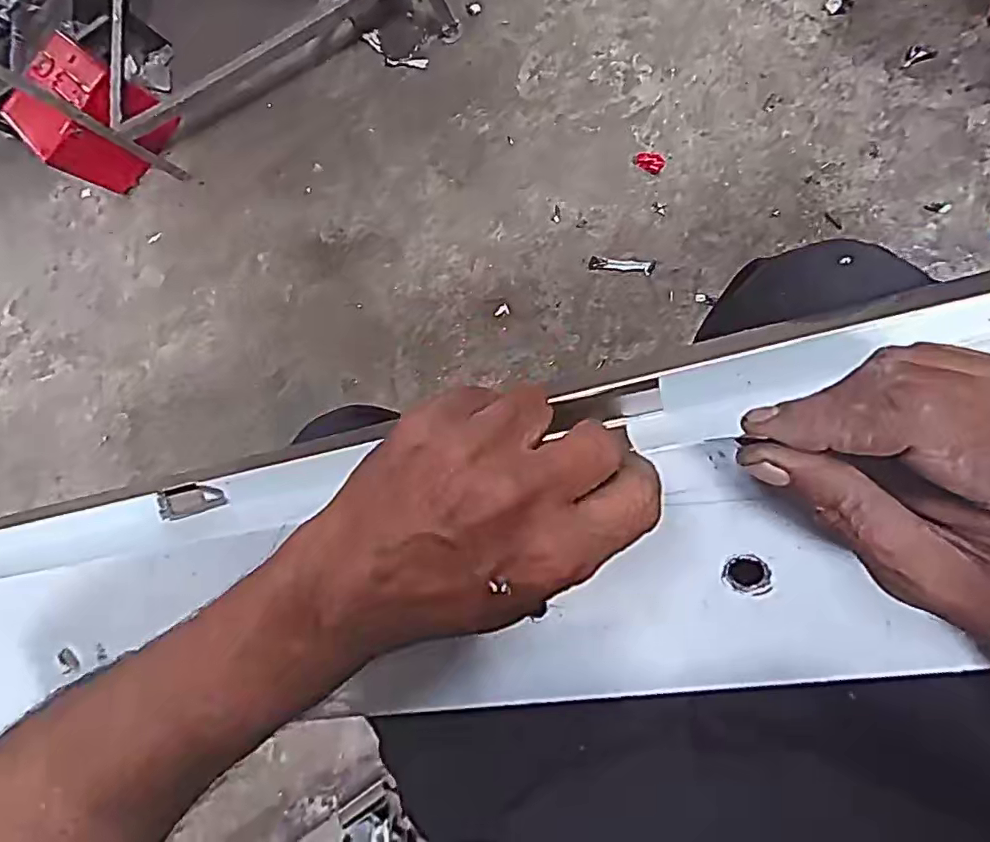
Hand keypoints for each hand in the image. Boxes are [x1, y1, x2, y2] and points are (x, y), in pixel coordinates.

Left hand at [276, 385, 661, 663]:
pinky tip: (461, 444)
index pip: (638, 494)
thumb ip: (575, 543)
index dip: (634, 481)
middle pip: (603, 438)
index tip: (621, 474)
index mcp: (552, 549)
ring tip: (496, 452)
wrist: (351, 576)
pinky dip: (479, 415)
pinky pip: (487, 394)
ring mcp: (479, 449)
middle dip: (589, 447)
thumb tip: (603, 500)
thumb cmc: (427, 594)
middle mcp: (523, 494)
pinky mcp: (440, 418)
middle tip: (561, 458)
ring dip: (527, 426)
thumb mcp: (522, 595)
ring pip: (542, 403)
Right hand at [736, 343, 989, 669]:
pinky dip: (887, 387)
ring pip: (919, 362)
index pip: (913, 413)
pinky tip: (869, 418)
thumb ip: (848, 508)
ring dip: (855, 395)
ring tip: (825, 434)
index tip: (772, 429)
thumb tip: (781, 460)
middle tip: (786, 437)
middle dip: (833, 406)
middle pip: (912, 379)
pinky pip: (940, 362)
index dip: (827, 416)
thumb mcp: (929, 575)